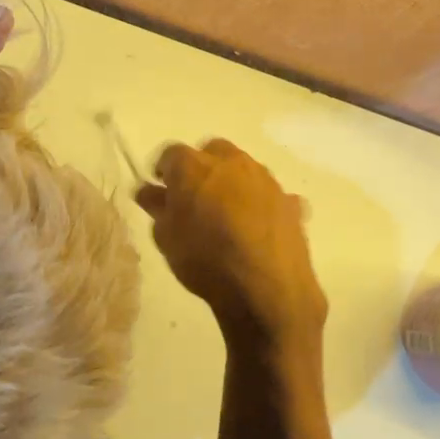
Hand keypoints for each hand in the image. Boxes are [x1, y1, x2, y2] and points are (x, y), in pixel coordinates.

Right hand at [137, 140, 326, 345]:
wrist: (266, 287)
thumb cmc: (204, 259)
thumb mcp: (166, 237)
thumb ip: (157, 207)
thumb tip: (148, 191)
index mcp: (194, 166)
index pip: (170, 154)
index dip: (163, 171)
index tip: (160, 190)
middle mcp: (232, 162)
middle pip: (212, 152)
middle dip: (200, 168)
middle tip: (192, 198)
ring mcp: (266, 180)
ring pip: (243, 169)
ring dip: (231, 183)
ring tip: (224, 215)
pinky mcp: (291, 202)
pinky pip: (269, 194)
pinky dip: (259, 204)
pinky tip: (255, 228)